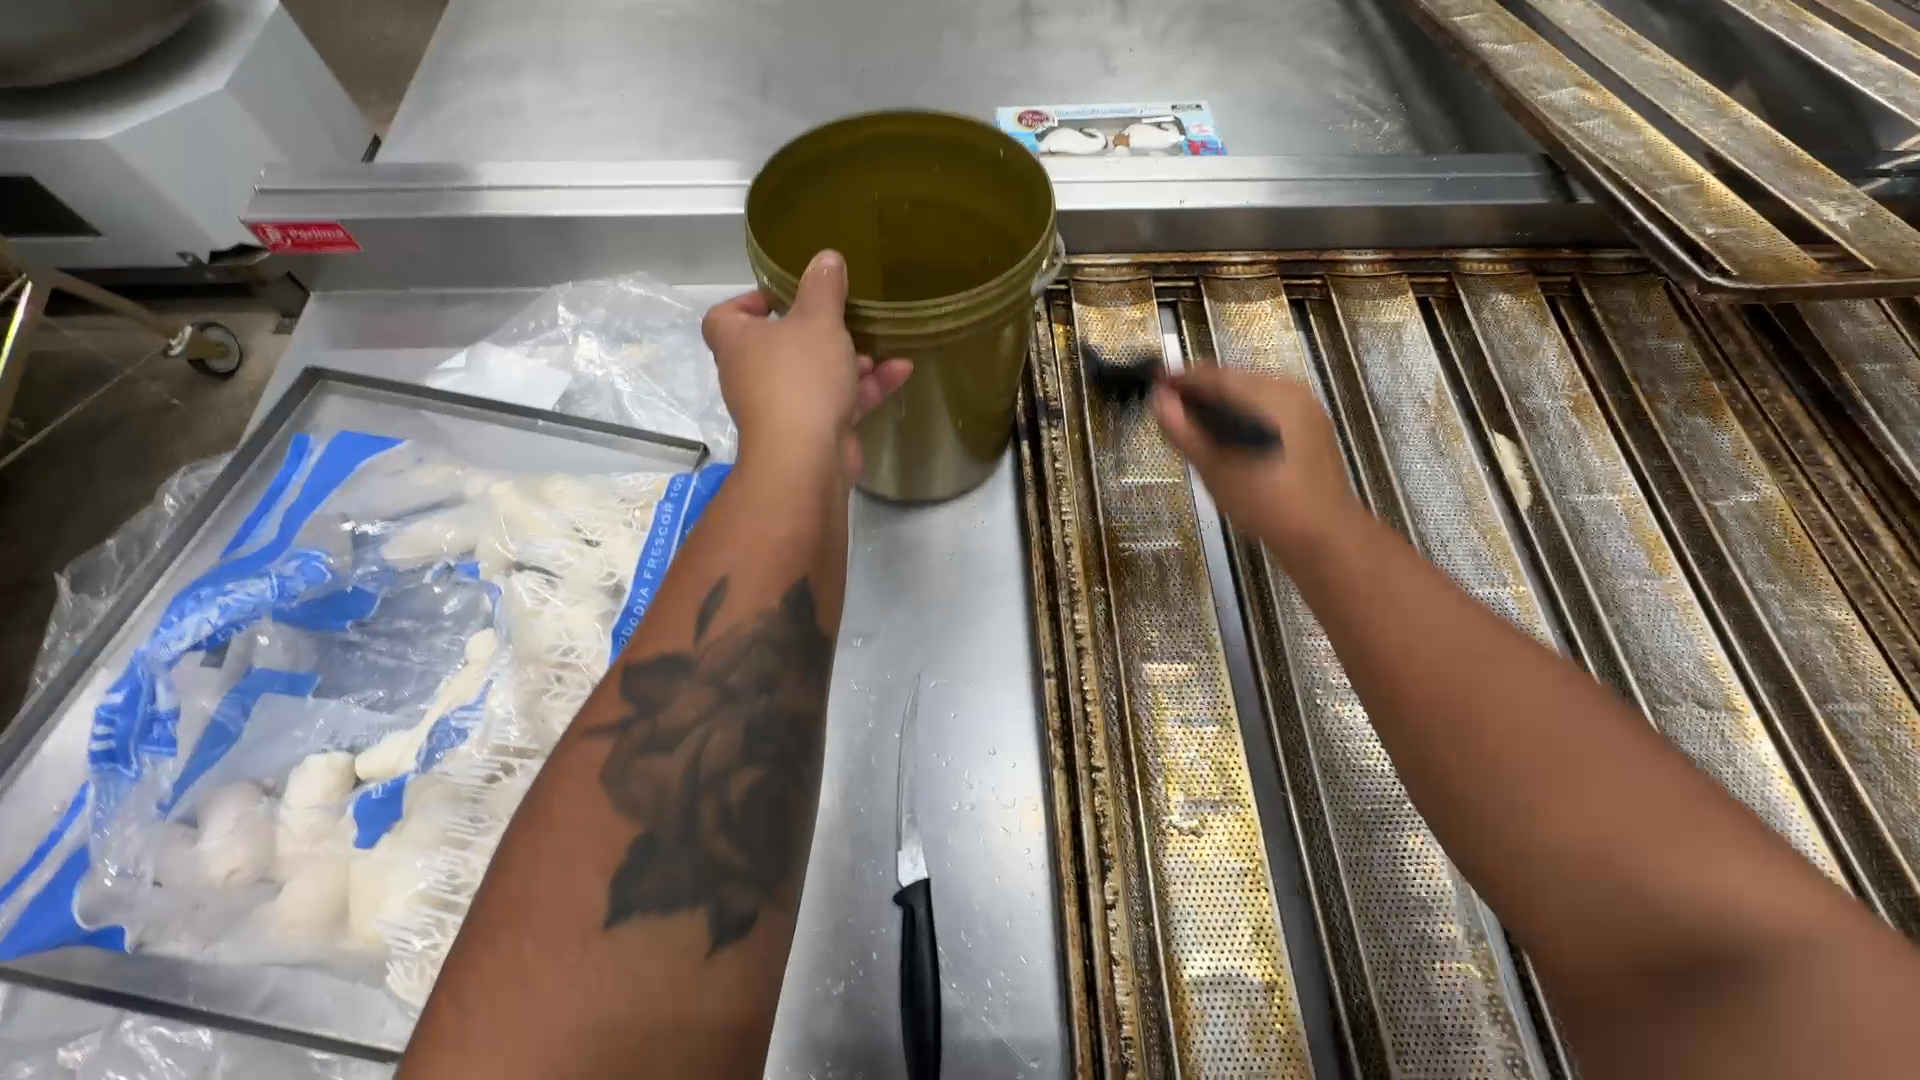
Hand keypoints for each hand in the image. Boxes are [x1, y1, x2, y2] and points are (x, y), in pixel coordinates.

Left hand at [702, 250, 911, 481]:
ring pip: (815, 374)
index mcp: (738, 343)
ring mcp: (783, 406)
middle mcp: (754, 374)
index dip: (748, 303)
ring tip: (877, 341)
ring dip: (846, 359)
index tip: (780, 295)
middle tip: (840, 314)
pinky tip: (900, 369)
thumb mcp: (817, 320)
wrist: (805, 458)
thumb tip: (826, 258)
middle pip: (778, 346)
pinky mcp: (814, 430)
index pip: (725, 317)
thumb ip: (823, 288)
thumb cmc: (800, 378)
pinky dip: (866, 386)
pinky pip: (840, 400)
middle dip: (813, 331)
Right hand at [1151, 367, 1366, 561]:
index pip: (1212, 375)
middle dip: (1201, 394)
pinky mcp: (1313, 425)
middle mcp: (1287, 389)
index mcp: (1264, 394)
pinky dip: (1246, 417)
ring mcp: (1305, 406)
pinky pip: (1270, 410)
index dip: (1179, 379)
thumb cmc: (1264, 501)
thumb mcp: (1214, 467)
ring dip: (1222, 406)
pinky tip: (1232, 443)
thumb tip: (1159, 399)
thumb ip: (1183, 429)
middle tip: (1172, 415)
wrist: (1323, 534)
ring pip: (1251, 395)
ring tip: (1198, 433)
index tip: (1154, 385)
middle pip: (1233, 381)